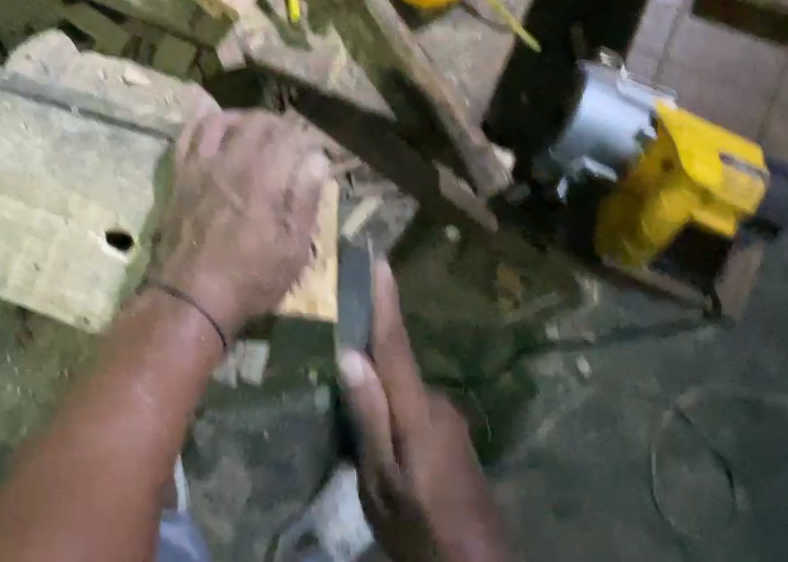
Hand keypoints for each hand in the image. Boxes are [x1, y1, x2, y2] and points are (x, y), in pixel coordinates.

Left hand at [147, 110, 329, 334]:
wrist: (189, 297)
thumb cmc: (249, 280)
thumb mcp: (292, 251)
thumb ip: (306, 201)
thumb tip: (317, 160)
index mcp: (264, 180)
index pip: (288, 137)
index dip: (304, 139)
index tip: (312, 152)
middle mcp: (231, 163)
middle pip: (255, 123)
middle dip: (277, 125)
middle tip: (287, 139)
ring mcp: (199, 167)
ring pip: (218, 121)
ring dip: (240, 118)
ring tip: (252, 128)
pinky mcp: (178, 175)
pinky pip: (186, 136)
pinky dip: (200, 121)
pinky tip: (209, 122)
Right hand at [338, 260, 511, 561]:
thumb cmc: (420, 528)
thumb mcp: (381, 481)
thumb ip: (367, 416)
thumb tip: (350, 354)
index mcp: (418, 413)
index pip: (396, 346)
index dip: (385, 302)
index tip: (378, 261)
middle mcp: (439, 406)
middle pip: (394, 368)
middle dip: (366, 359)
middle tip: (333, 362)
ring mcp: (451, 422)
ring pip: (402, 393)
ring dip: (379, 395)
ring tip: (353, 423)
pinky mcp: (454, 438)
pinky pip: (413, 410)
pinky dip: (393, 413)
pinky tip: (380, 444)